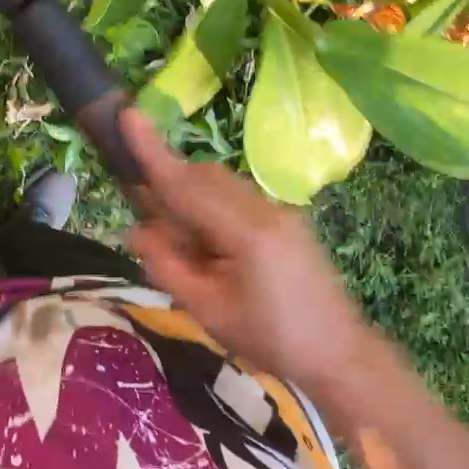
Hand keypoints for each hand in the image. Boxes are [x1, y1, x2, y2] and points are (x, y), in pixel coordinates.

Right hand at [121, 111, 387, 402]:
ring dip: (190, 197)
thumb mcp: (208, 312)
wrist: (339, 353)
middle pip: (201, 177)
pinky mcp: (285, 214)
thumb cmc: (269, 340)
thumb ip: (167, 266)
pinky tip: (211, 245)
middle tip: (147, 220)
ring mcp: (278, 208)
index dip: (153, 152)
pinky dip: (211, 206)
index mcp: (245, 232)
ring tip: (184, 244)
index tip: (129, 115)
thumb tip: (134, 229)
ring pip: (219, 183)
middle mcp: (263, 207)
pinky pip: (236, 195)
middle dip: (168, 184)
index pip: (186, 185)